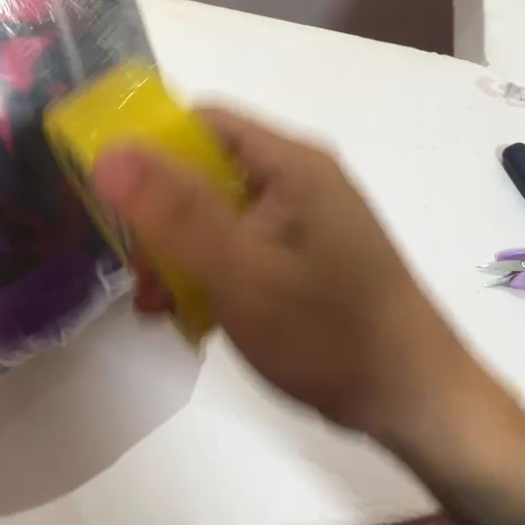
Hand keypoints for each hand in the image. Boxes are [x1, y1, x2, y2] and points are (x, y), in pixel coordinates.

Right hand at [92, 109, 457, 433]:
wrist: (416, 402)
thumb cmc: (330, 333)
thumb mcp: (241, 272)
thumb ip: (175, 212)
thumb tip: (110, 150)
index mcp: (289, 163)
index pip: (201, 122)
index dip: (148, 147)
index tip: (108, 195)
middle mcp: (296, 180)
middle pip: (204, 171)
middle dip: (159, 217)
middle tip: (136, 269)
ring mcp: (302, 221)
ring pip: (216, 216)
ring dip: (178, 253)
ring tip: (157, 305)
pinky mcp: (303, 258)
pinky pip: (239, 248)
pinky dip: (208, 274)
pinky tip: (189, 318)